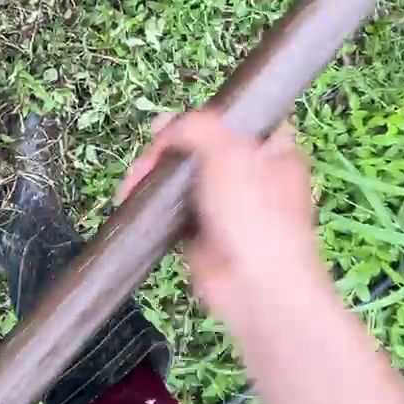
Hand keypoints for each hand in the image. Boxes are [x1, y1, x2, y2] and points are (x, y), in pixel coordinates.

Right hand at [118, 109, 325, 309]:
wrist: (255, 288)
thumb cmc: (255, 217)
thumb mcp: (230, 154)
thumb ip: (197, 127)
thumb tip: (166, 124)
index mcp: (272, 152)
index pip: (238, 119)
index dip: (206, 116)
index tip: (177, 122)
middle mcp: (250, 174)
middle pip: (198, 146)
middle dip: (165, 149)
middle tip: (148, 158)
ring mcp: (223, 204)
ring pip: (179, 175)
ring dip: (151, 173)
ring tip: (133, 182)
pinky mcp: (199, 229)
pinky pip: (169, 206)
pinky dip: (149, 201)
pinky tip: (131, 197)